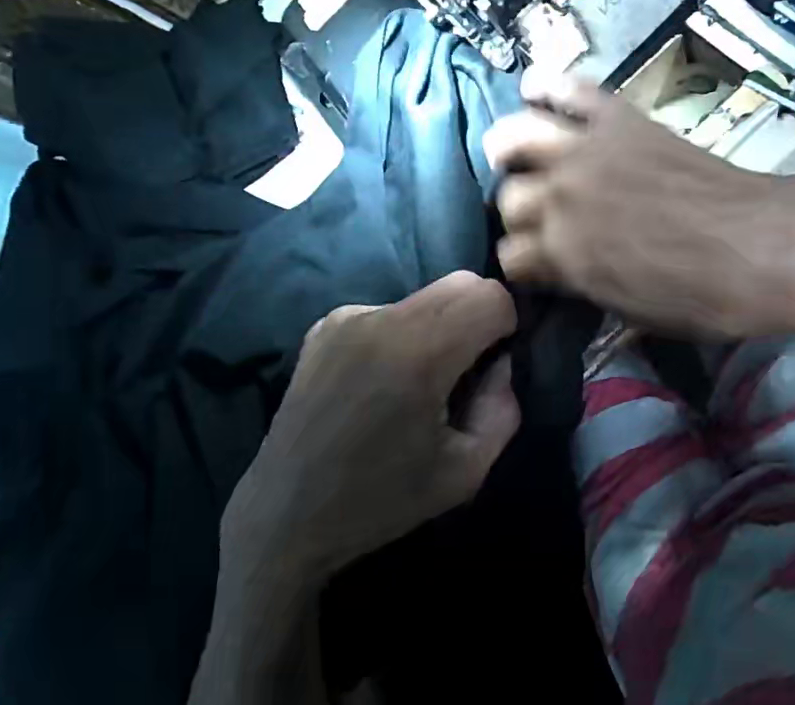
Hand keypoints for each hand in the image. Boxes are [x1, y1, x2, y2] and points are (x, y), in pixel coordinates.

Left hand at [222, 271, 520, 581]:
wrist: (286, 511)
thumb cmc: (381, 501)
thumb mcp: (466, 471)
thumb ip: (502, 406)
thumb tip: (501, 360)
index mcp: (418, 354)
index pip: (489, 295)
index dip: (508, 324)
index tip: (499, 360)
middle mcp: (380, 319)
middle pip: (459, 282)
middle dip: (478, 315)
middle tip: (469, 368)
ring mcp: (348, 316)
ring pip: (423, 297)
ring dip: (438, 325)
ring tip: (418, 380)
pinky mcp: (325, 324)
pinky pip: (386, 312)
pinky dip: (400, 334)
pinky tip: (380, 381)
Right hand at [483, 74, 794, 340]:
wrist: (768, 246)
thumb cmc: (705, 296)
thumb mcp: (630, 311)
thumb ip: (581, 283)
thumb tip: (561, 269)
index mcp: (562, 253)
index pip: (509, 256)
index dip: (520, 263)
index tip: (535, 263)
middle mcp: (560, 197)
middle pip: (508, 199)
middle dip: (517, 211)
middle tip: (539, 213)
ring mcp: (587, 151)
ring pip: (516, 134)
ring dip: (506, 144)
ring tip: (511, 151)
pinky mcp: (617, 119)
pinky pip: (568, 89)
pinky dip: (547, 85)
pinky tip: (536, 91)